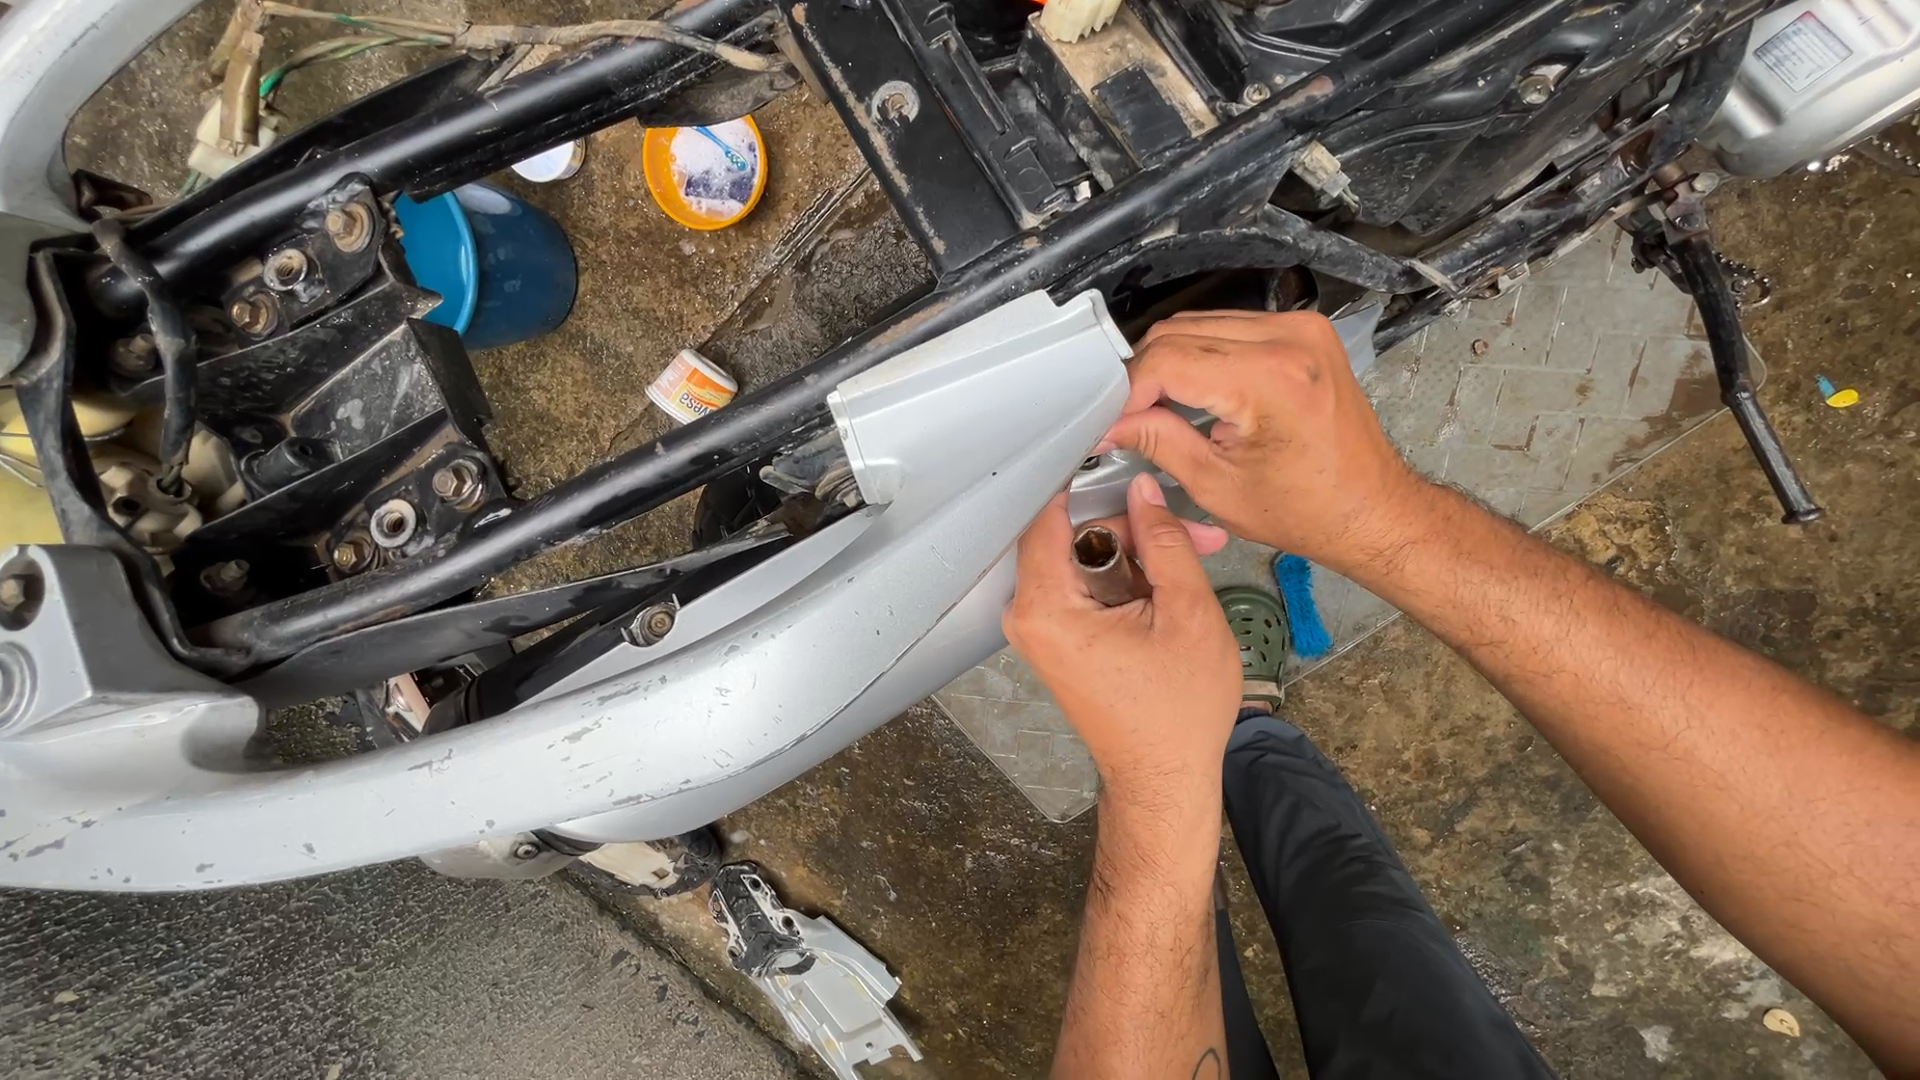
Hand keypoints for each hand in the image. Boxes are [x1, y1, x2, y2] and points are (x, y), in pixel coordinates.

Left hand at [1003, 474, 1239, 809]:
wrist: (1165, 777)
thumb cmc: (1177, 709)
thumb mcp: (1186, 612)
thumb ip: (1163, 540)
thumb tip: (1144, 489)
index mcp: (1047, 607)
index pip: (1045, 516)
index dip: (1076, 477)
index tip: (1103, 445)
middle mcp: (1030, 615)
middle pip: (1074, 537)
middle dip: (1134, 528)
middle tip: (1190, 529)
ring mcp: (1043, 628)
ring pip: (1087, 560)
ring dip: (1138, 555)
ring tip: (1193, 559)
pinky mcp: (1060, 638)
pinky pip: (1087, 587)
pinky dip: (1126, 581)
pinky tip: (1169, 585)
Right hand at [1103, 310, 1432, 579]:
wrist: (1370, 508)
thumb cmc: (1307, 509)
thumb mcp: (1215, 484)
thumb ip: (1156, 441)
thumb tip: (1109, 424)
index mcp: (1269, 378)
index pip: (1166, 360)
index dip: (1126, 392)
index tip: (1109, 421)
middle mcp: (1288, 339)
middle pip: (1177, 333)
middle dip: (1142, 376)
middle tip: (1125, 418)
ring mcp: (1299, 328)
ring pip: (1197, 325)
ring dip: (1167, 364)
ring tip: (1154, 408)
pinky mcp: (1301, 332)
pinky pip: (1226, 328)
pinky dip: (1197, 356)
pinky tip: (1188, 392)